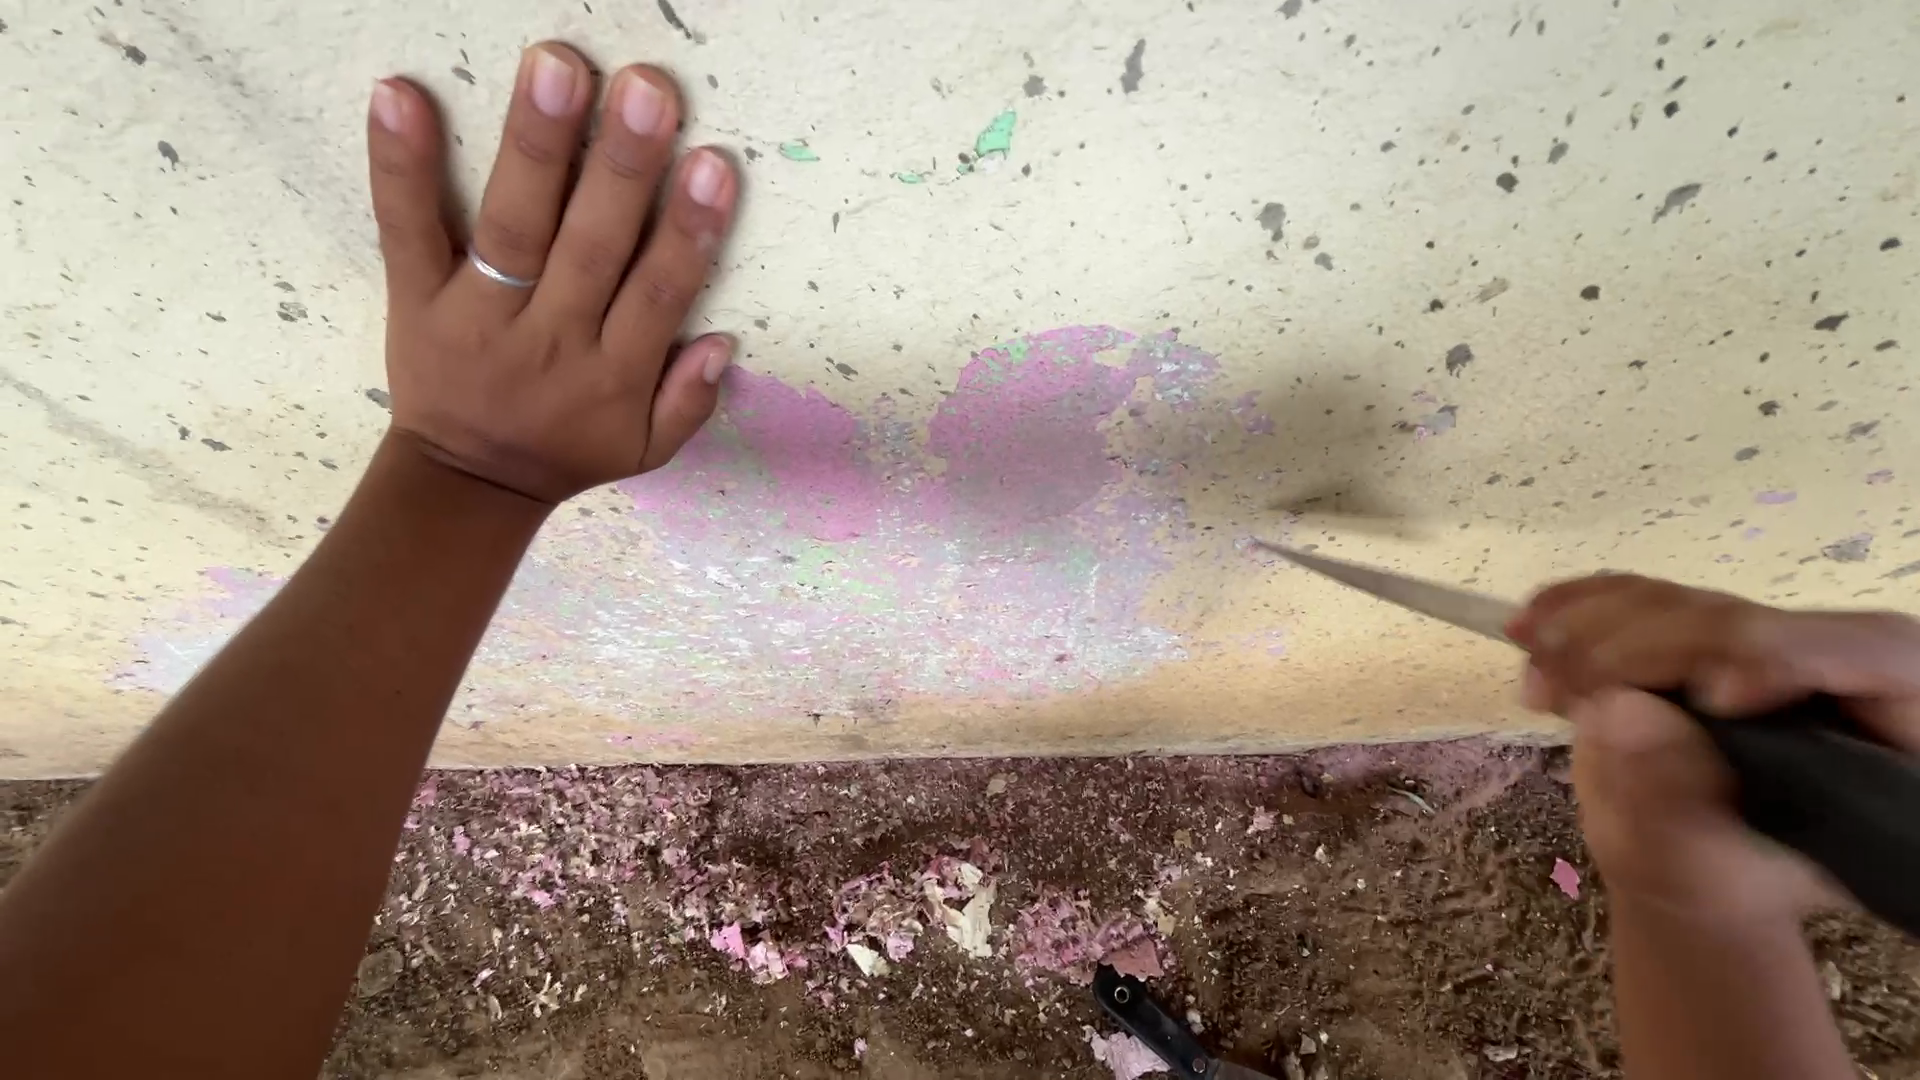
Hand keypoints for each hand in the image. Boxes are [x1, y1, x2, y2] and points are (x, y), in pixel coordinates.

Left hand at [366, 43, 737, 503]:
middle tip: (645, 89)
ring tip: (556, 68)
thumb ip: (689, 403)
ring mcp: (478, 315)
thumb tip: (723, 342)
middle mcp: (551, 340)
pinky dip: (399, 165)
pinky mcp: (415, 298)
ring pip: (513, 229)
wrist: (470, 479)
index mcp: (613, 375)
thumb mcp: (648, 451)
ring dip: (535, 148)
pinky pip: (405, 229)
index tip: (712, 167)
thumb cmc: (570, 452)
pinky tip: (400, 94)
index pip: (658, 295)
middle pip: (591, 248)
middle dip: (621, 168)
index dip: (687, 233)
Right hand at [1507, 575, 1919, 920]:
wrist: (1672, 859)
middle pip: (1740, 618)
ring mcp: (1750, 640)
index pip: (1866, 652)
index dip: (1783, 654)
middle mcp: (1827, 667)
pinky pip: (1625, 593)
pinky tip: (1526, 633)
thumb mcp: (1691, 859)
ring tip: (1539, 680)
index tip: (1708, 697)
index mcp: (1887, 729)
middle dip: (1640, 646)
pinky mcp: (1684, 628)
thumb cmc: (1705, 875)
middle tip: (1568, 686)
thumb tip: (1622, 709)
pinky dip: (1566, 607)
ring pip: (1671, 598)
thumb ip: (1670, 793)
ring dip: (1584, 627)